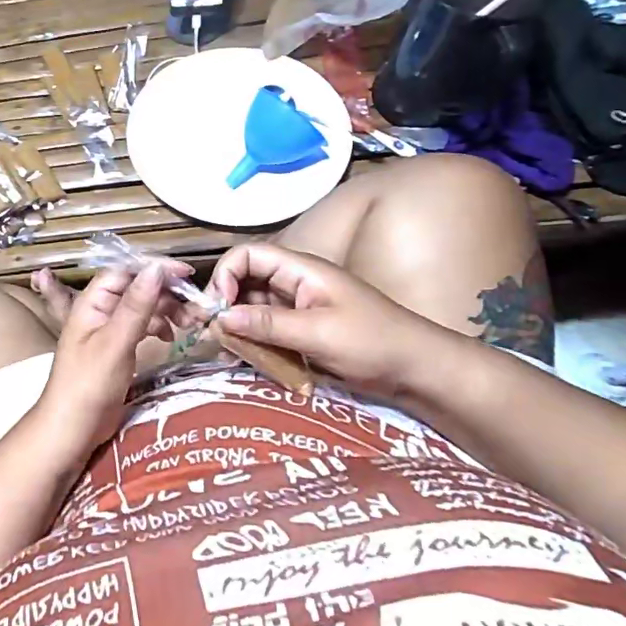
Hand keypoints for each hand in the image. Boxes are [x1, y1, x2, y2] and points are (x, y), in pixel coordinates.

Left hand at [33, 262, 188, 452]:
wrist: (71, 431)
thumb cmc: (87, 386)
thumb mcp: (115, 343)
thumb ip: (136, 306)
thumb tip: (157, 268)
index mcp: (93, 302)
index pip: (127, 270)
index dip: (156, 267)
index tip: (186, 274)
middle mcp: (100, 310)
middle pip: (138, 286)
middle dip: (167, 292)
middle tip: (194, 306)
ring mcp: (109, 329)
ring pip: (143, 306)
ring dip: (167, 309)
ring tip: (189, 323)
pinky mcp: (118, 347)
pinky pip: (142, 325)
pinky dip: (159, 326)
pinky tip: (171, 336)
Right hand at [206, 242, 466, 402]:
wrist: (415, 370)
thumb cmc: (373, 342)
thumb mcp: (319, 333)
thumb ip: (269, 324)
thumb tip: (222, 316)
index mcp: (300, 269)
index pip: (248, 255)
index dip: (225, 274)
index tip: (216, 308)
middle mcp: (293, 284)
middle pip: (244, 281)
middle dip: (223, 304)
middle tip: (210, 334)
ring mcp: (296, 308)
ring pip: (251, 308)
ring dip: (235, 327)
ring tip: (222, 352)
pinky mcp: (300, 332)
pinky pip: (265, 331)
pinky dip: (251, 343)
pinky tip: (241, 360)